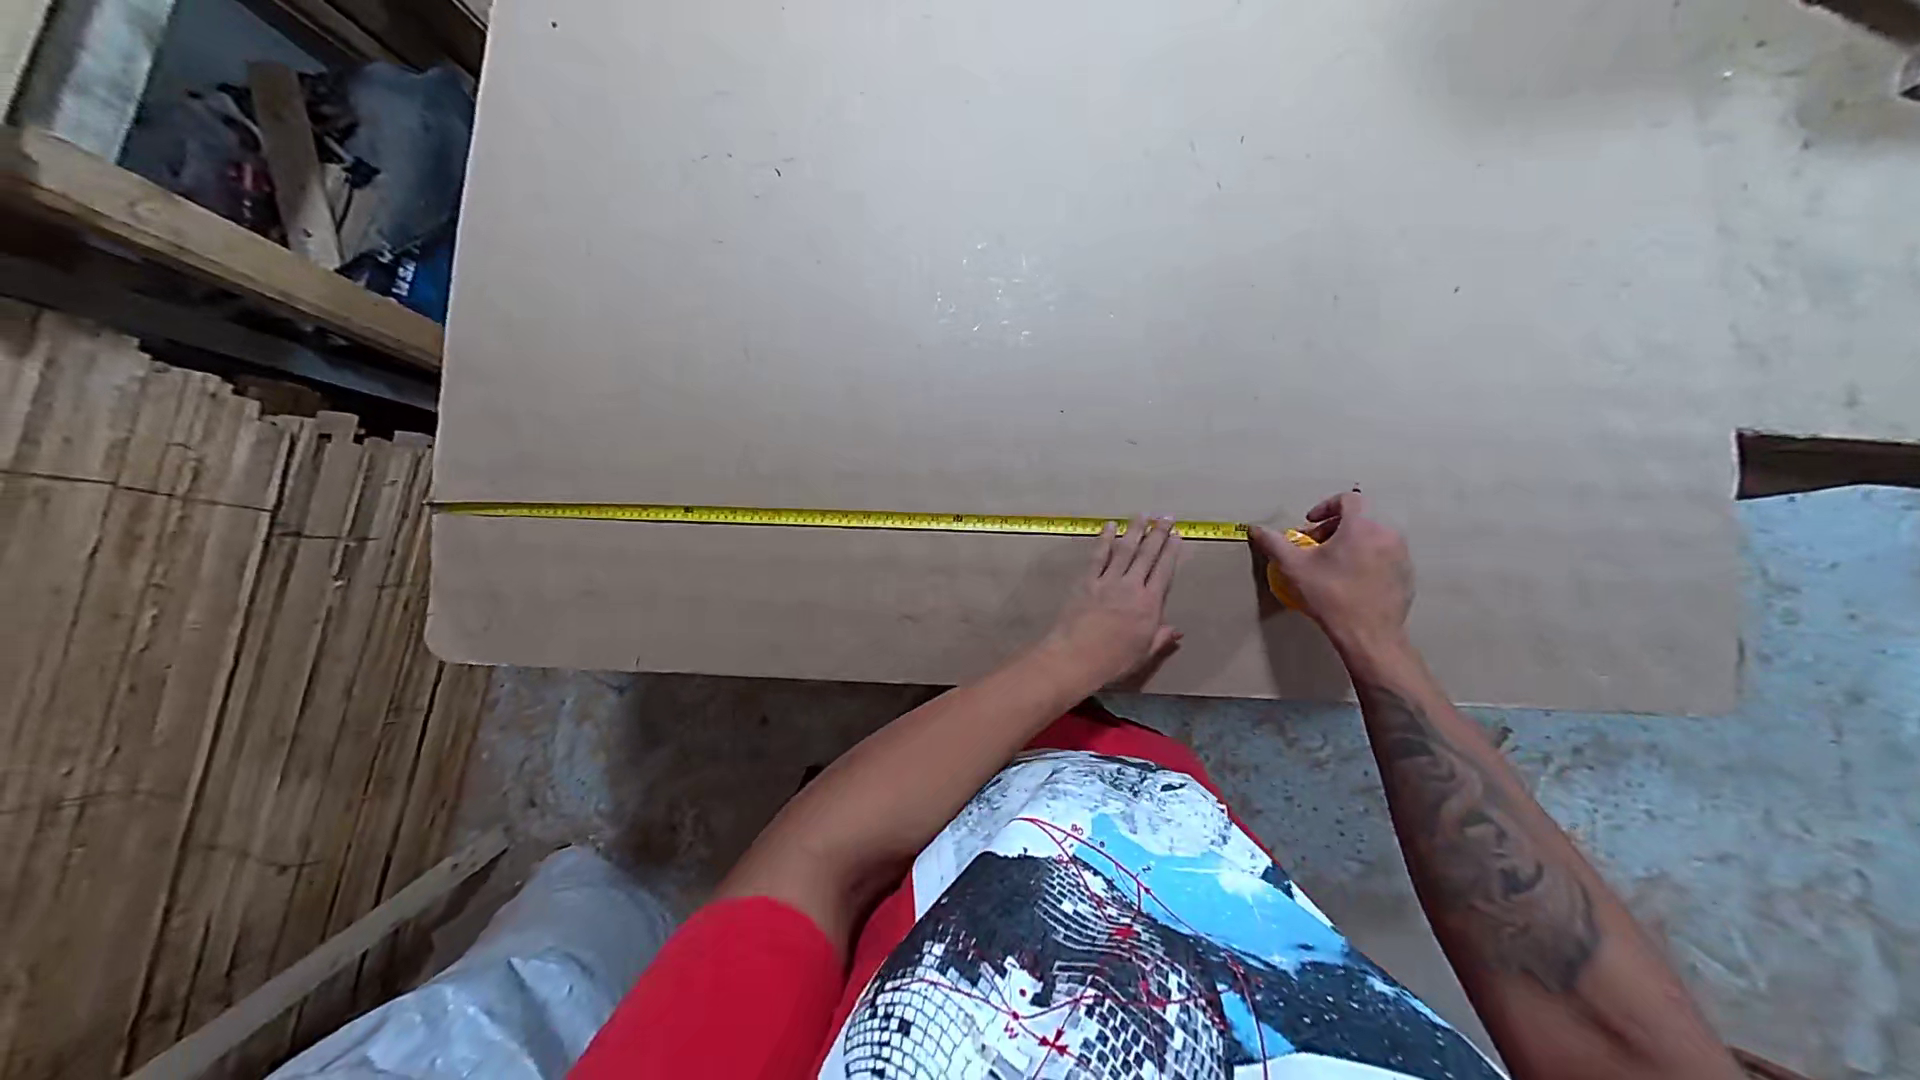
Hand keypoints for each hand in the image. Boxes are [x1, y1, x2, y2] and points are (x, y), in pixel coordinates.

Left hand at [1042, 515, 1183, 682]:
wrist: (1076, 656)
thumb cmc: (1113, 661)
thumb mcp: (1143, 653)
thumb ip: (1160, 638)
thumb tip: (1176, 630)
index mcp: (1149, 604)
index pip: (1164, 571)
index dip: (1171, 551)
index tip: (1176, 535)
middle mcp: (1131, 586)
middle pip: (1147, 555)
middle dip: (1157, 534)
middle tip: (1165, 517)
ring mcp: (1107, 581)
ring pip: (1124, 550)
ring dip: (1134, 530)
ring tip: (1142, 515)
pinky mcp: (1086, 581)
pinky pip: (1097, 556)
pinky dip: (1104, 539)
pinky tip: (1109, 527)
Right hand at [1251, 493, 1412, 655]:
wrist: (1367, 634)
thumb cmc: (1331, 596)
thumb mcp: (1294, 567)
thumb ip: (1273, 543)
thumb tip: (1257, 530)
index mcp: (1361, 526)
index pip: (1347, 499)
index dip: (1325, 506)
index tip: (1311, 523)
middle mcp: (1386, 534)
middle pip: (1359, 518)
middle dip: (1333, 528)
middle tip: (1316, 546)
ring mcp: (1400, 555)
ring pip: (1372, 536)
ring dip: (1350, 542)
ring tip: (1331, 563)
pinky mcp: (1406, 574)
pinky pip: (1384, 555)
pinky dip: (1366, 558)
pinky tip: (1349, 579)